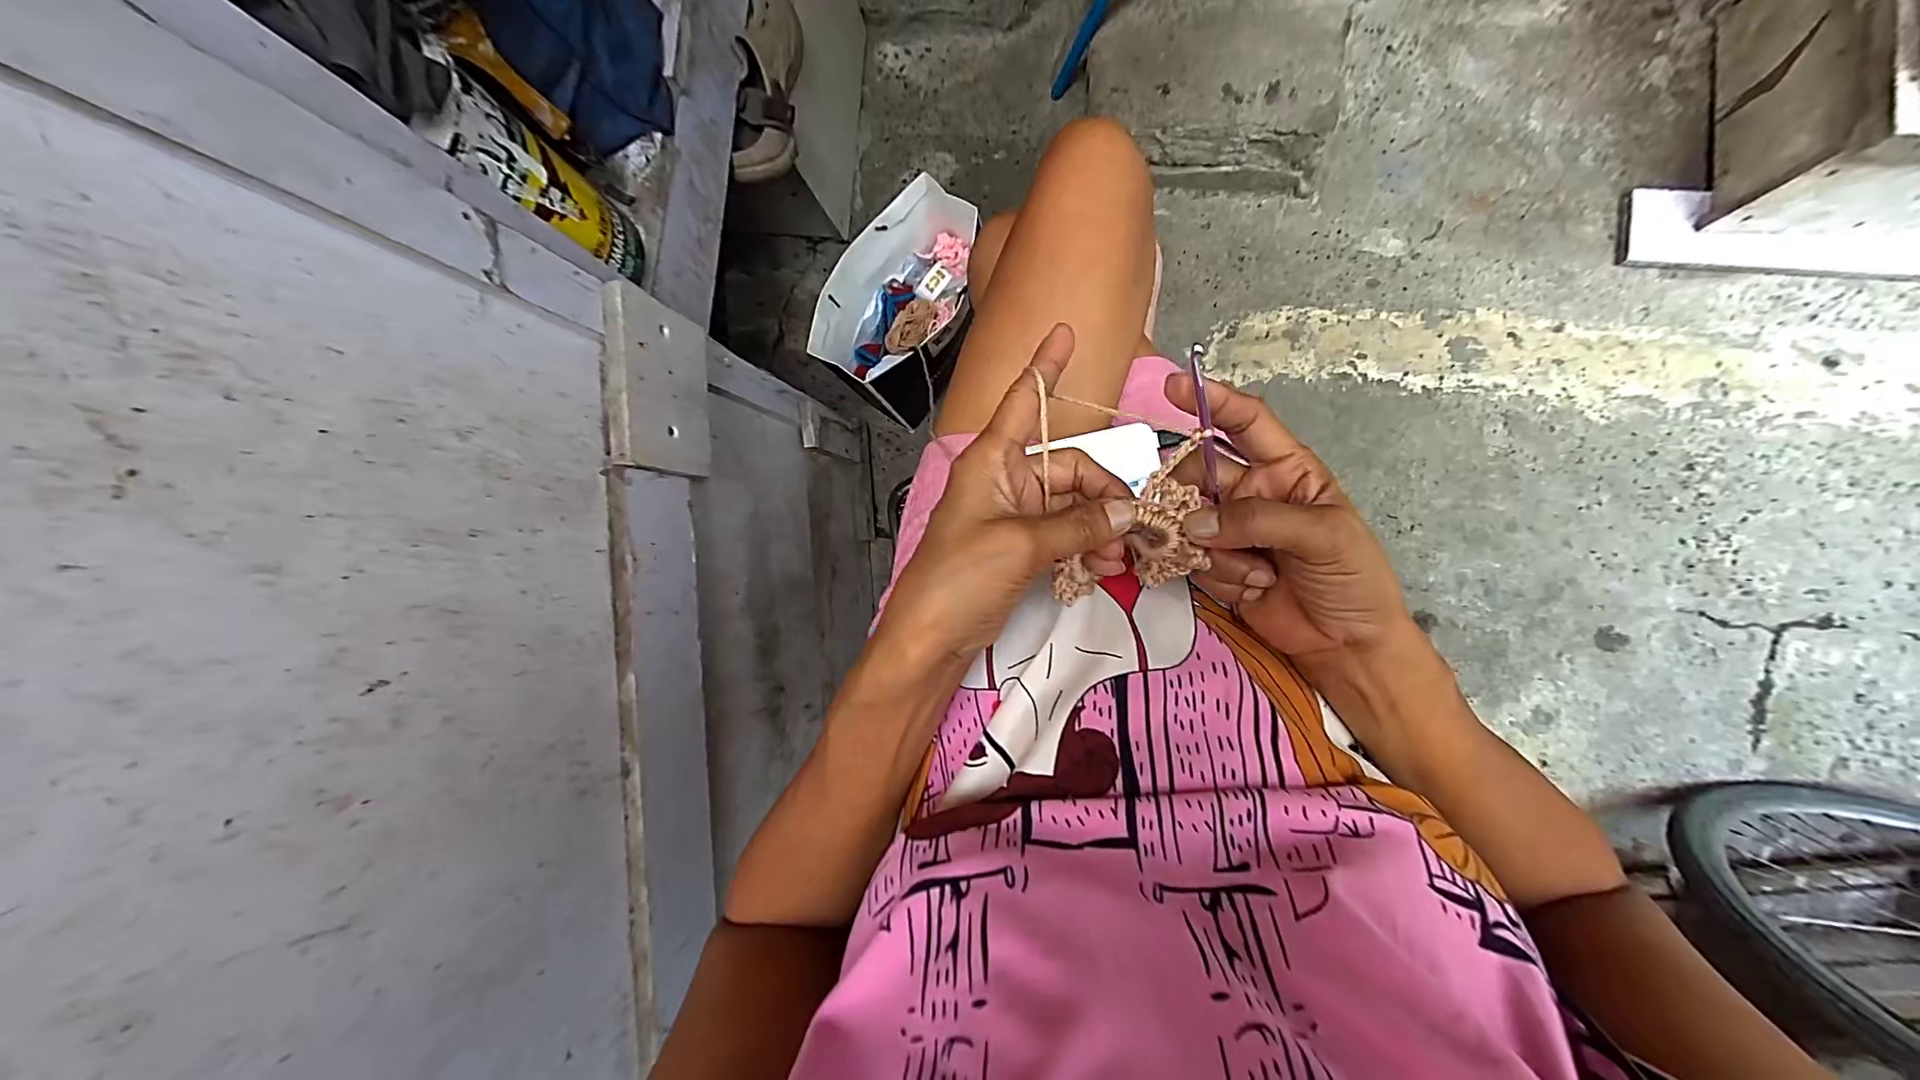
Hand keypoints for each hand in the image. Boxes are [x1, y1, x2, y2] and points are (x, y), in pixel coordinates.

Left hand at [883, 325, 1134, 660]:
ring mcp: (1013, 515)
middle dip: (1103, 494)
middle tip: (1132, 525)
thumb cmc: (959, 579)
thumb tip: (1127, 512)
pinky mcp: (1020, 546)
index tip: (1062, 332)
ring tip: (1119, 555)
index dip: (1044, 367)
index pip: (1022, 401)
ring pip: (1072, 505)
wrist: (931, 637)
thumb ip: (1078, 525)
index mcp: (991, 461)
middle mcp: (1003, 480)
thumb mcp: (1022, 545)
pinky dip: (1086, 546)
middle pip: (1068, 467)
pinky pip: (1064, 533)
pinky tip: (1103, 566)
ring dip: (1100, 527)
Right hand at [1164, 373, 1412, 660]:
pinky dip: (1215, 575)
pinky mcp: (1216, 564)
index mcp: (1287, 471)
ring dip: (1213, 550)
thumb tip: (1195, 522)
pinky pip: (1191, 557)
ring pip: (1189, 521)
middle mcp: (1253, 494)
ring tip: (1256, 573)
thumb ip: (1259, 519)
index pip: (1246, 423)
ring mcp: (1231, 530)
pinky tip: (1251, 589)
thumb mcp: (1323, 536)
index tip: (1173, 387)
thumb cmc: (1354, 580)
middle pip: (1198, 474)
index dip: (1211, 401)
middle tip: (1200, 527)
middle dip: (1192, 498)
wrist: (1346, 645)